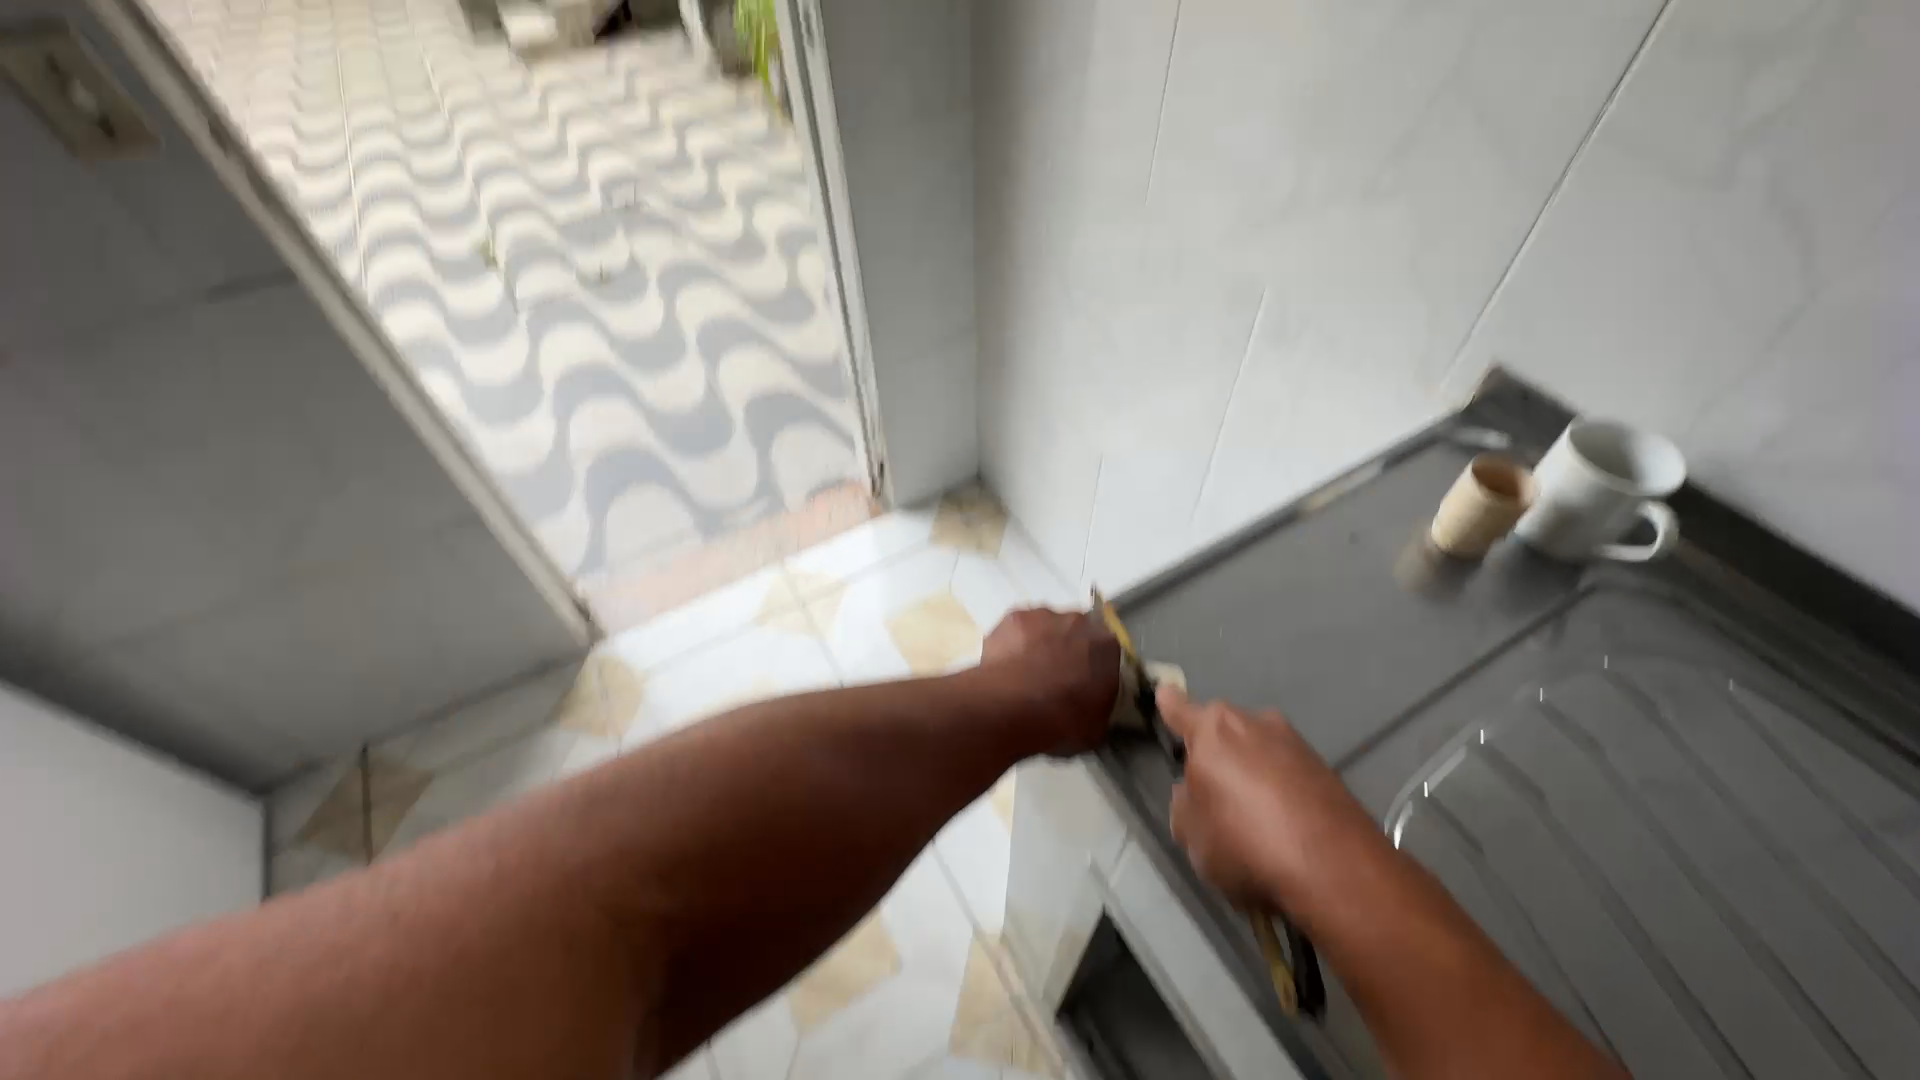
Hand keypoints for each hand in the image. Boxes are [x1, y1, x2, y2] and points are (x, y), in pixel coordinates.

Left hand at [979, 608, 1119, 756]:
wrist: (1011, 707)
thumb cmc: (1061, 720)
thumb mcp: (1096, 726)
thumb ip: (1100, 704)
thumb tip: (1094, 703)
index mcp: (1106, 646)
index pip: (1105, 651)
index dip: (1092, 666)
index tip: (1082, 682)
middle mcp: (1078, 621)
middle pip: (1075, 631)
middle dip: (1067, 649)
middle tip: (1053, 676)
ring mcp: (1043, 615)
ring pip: (1045, 626)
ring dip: (1039, 642)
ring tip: (1025, 672)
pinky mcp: (1012, 617)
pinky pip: (1017, 629)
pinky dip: (1014, 642)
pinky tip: (1006, 664)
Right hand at [1160, 686, 1382, 909]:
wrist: (1336, 869)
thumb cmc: (1245, 843)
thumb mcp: (1190, 834)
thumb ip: (1184, 804)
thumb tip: (1193, 792)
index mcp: (1214, 730)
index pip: (1180, 709)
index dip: (1169, 704)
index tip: (1164, 692)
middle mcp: (1256, 724)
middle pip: (1225, 732)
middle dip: (1217, 753)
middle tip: (1211, 792)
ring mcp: (1298, 745)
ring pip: (1260, 754)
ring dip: (1252, 776)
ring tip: (1251, 821)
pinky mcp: (1329, 772)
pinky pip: (1289, 777)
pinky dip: (1281, 795)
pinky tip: (1283, 831)